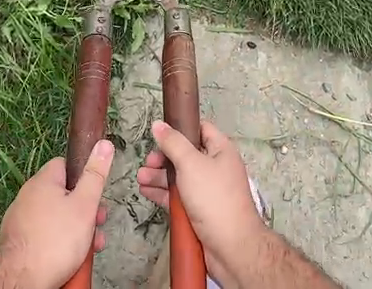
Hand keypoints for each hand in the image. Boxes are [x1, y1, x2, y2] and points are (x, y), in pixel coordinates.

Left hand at [0, 138, 114, 288]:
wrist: (19, 280)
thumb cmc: (55, 241)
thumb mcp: (85, 204)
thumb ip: (95, 174)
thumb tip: (104, 143)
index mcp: (43, 181)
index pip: (66, 166)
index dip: (83, 179)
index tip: (94, 197)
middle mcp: (28, 196)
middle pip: (63, 196)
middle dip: (83, 212)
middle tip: (96, 228)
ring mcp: (20, 221)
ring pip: (55, 220)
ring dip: (74, 233)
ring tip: (87, 252)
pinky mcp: (17, 243)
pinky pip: (43, 238)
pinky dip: (57, 246)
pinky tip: (68, 261)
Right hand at [136, 119, 267, 280]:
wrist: (230, 248)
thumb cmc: (214, 198)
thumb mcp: (191, 164)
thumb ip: (173, 143)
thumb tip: (158, 124)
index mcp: (221, 150)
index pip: (200, 129)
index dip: (181, 128)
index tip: (160, 132)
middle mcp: (215, 167)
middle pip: (186, 154)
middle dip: (164, 157)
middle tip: (148, 161)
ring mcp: (207, 191)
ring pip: (180, 177)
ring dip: (159, 176)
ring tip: (141, 178)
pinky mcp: (199, 211)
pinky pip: (179, 197)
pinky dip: (163, 193)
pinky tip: (146, 191)